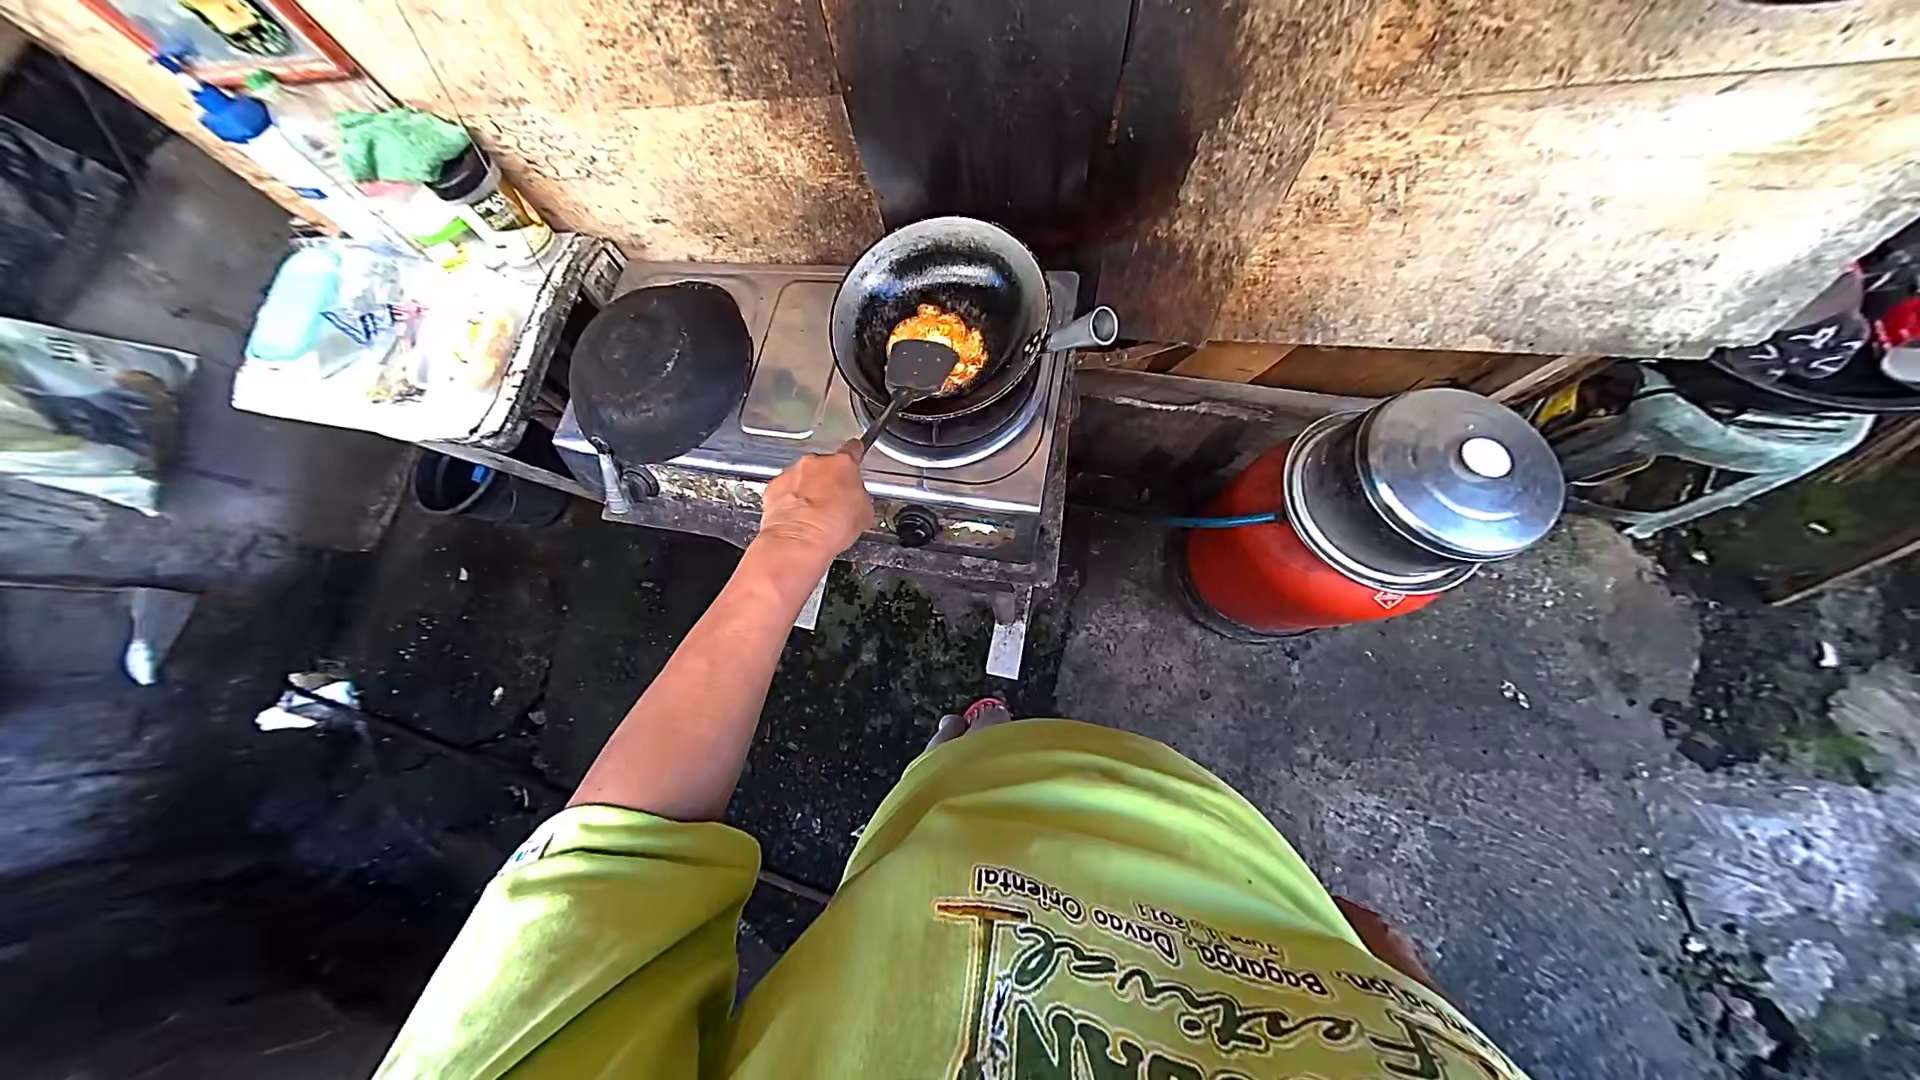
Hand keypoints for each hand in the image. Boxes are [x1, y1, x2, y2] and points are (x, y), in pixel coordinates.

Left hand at [757, 440, 872, 558]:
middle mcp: (816, 463)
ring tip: (815, 516)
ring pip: (803, 477)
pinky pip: (784, 490)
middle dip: (829, 481)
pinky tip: (798, 518)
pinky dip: (789, 501)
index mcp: (843, 464)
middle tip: (835, 503)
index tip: (856, 452)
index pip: (852, 449)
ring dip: (809, 491)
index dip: (855, 452)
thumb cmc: (831, 527)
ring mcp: (793, 473)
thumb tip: (857, 502)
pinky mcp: (774, 487)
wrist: (800, 541)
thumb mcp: (865, 514)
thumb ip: (861, 497)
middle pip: (825, 465)